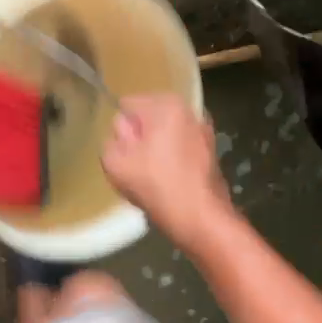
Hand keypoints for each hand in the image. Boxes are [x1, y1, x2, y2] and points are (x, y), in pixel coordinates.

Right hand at [102, 94, 233, 243]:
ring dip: (155, 152)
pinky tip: (169, 184)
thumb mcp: (114, 163)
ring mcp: (203, 131)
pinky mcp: (210, 153)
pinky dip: (172, 162)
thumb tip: (123, 134)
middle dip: (139, 140)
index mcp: (165, 104)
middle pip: (148, 120)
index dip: (121, 132)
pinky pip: (180, 150)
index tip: (125, 155)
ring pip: (164, 137)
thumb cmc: (156, 186)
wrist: (201, 218)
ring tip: (153, 179)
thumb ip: (111, 140)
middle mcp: (188, 110)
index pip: (127, 106)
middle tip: (137, 169)